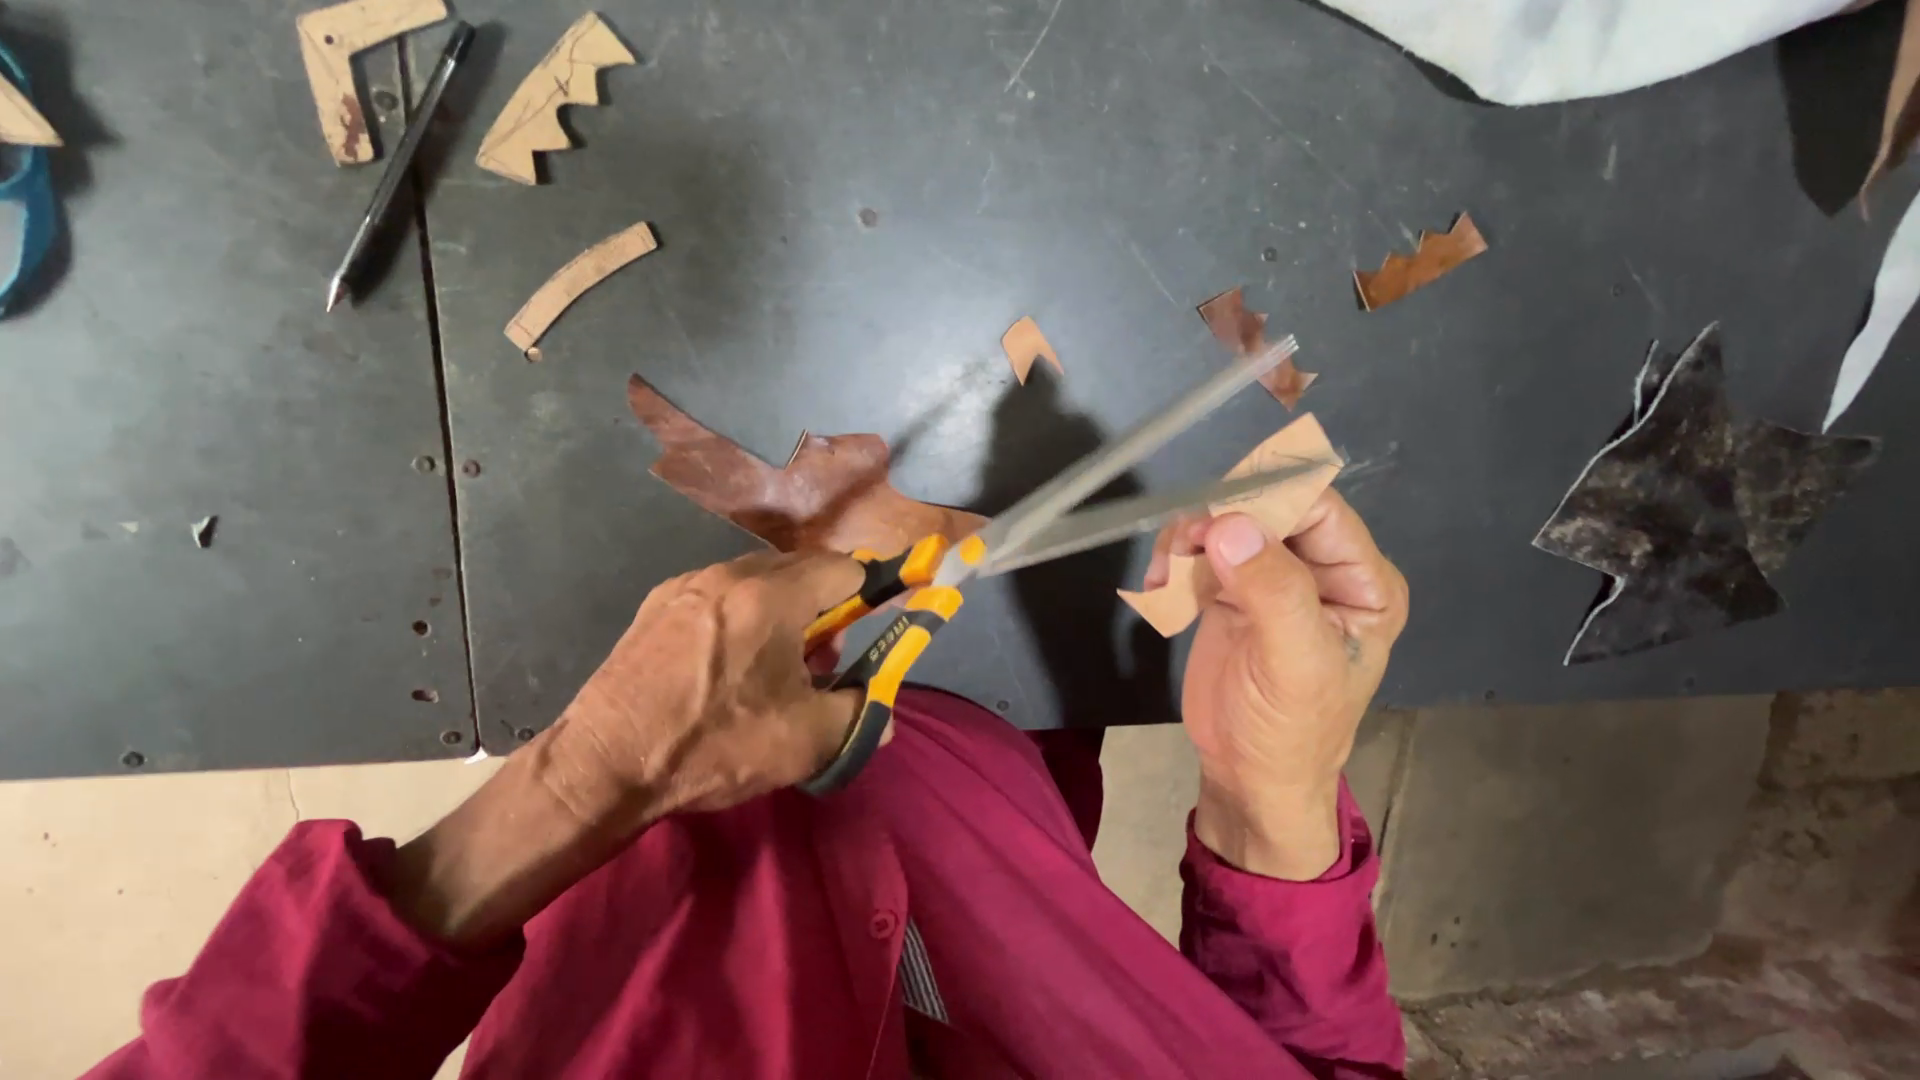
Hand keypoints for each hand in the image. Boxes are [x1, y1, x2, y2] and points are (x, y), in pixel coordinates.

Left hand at [549, 551, 865, 826]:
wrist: (604, 766)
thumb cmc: (713, 746)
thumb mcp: (807, 741)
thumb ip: (862, 713)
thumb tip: (882, 713)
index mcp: (772, 597)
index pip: (844, 567)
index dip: (867, 594)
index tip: (865, 630)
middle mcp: (730, 575)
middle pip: (800, 569)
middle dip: (824, 607)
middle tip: (818, 661)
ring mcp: (687, 585)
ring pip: (758, 581)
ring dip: (781, 611)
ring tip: (769, 667)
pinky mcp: (657, 604)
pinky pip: (720, 594)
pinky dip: (740, 616)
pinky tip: (724, 666)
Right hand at [1145, 490, 1407, 878]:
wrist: (1247, 777)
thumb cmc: (1289, 730)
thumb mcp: (1294, 663)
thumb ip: (1272, 590)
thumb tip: (1229, 524)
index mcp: (1362, 581)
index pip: (1318, 511)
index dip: (1266, 502)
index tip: (1211, 519)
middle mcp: (1321, 569)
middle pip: (1266, 509)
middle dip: (1218, 520)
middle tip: (1180, 550)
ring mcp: (1272, 577)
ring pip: (1226, 524)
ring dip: (1187, 541)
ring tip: (1165, 578)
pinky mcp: (1230, 591)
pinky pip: (1200, 552)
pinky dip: (1175, 562)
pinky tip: (1161, 590)